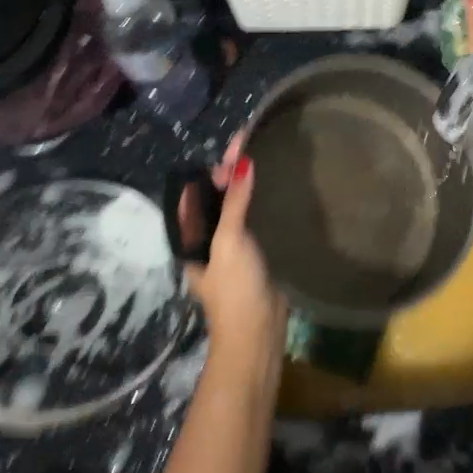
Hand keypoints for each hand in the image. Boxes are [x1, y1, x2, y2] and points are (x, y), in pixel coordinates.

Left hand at [184, 144, 286, 352]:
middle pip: (219, 195)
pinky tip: (279, 188)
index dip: (218, 164)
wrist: (256, 333)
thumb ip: (234, 203)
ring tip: (271, 154)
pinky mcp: (254, 254)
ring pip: (238, 206)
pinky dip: (263, 201)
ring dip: (250, 183)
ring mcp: (231, 246)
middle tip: (259, 138)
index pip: (200, 189)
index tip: (241, 139)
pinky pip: (255, 219)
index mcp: (193, 235)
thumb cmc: (234, 288)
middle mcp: (208, 237)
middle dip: (235, 169)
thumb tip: (242, 162)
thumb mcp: (229, 241)